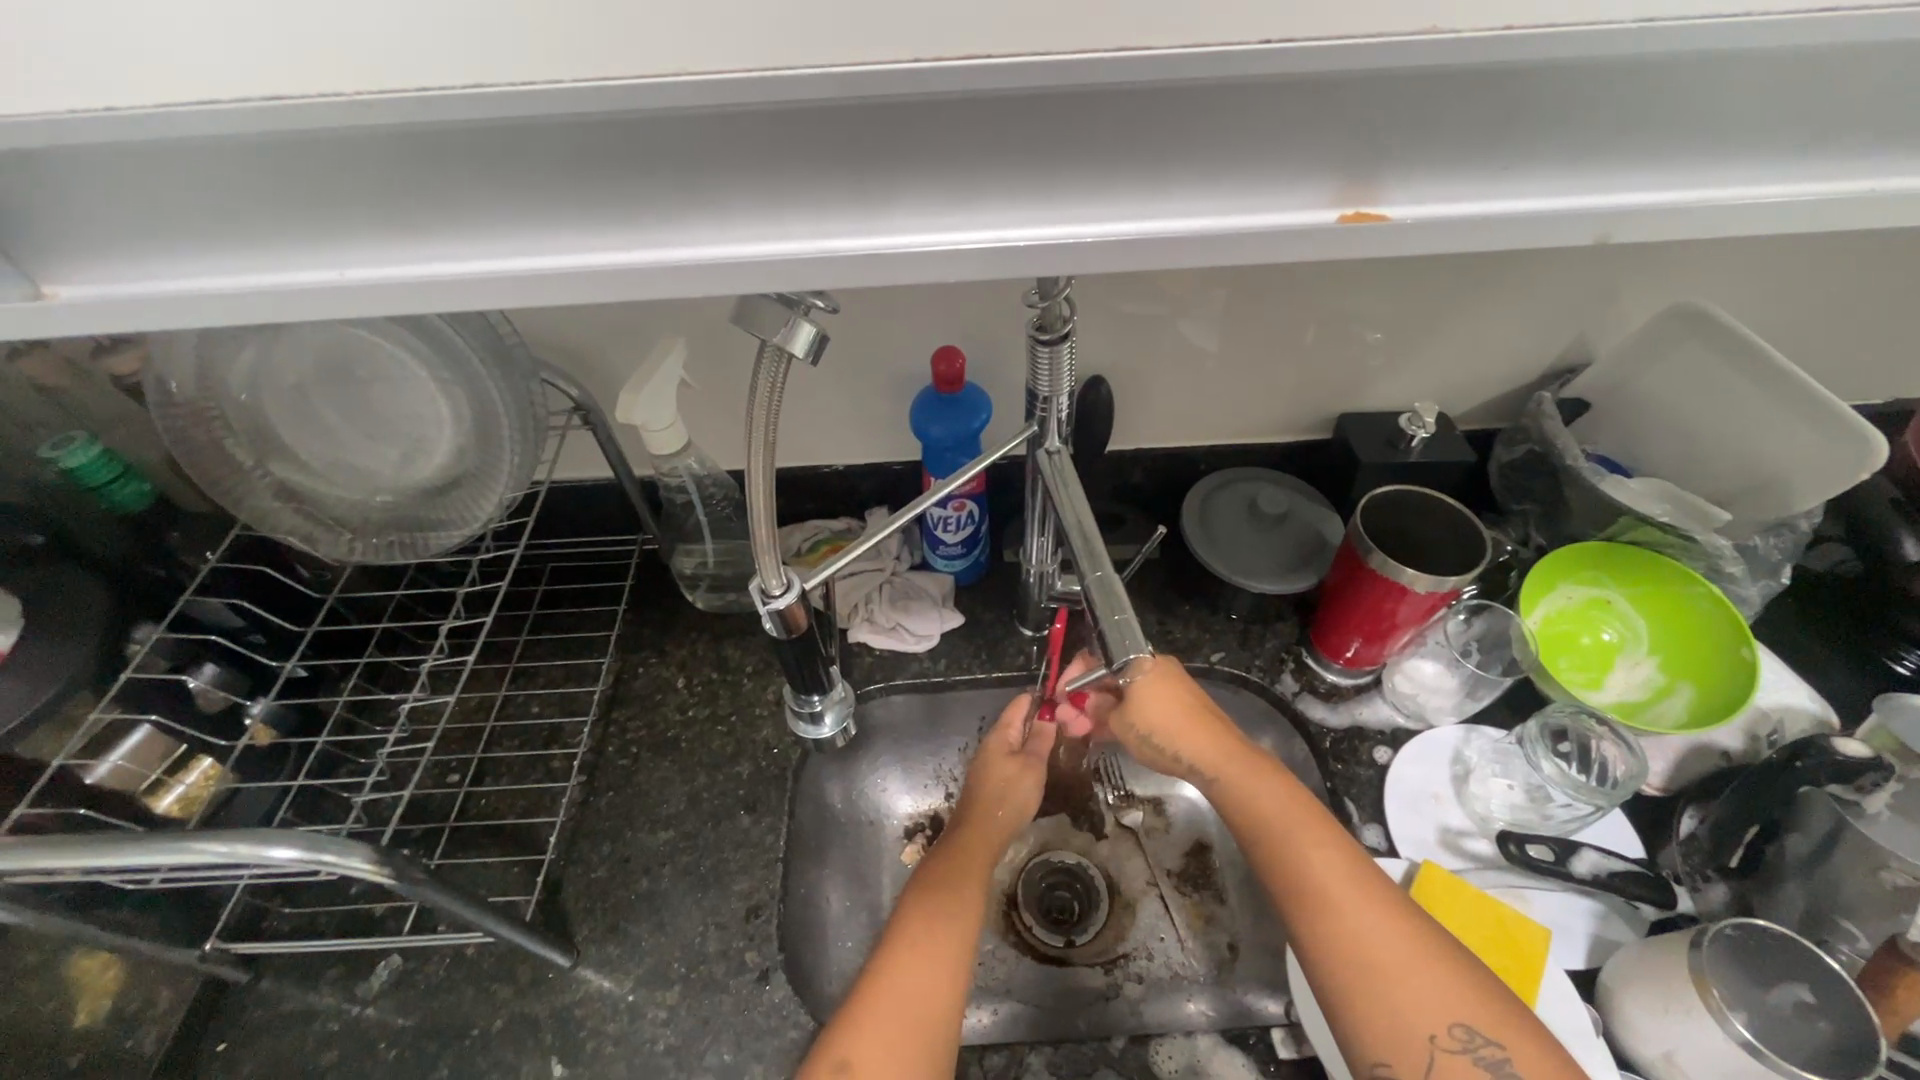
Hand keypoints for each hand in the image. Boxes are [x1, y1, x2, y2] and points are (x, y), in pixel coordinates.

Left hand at [948, 694, 1058, 854]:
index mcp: (1000, 733)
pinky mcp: (991, 779)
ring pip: (1015, 741)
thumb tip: (1048, 710)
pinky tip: (1041, 764)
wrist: (979, 836)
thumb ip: (1040, 737)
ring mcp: (989, 761)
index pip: (1020, 702)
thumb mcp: (1032, 765)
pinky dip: (1027, 755)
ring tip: (1060, 740)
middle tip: (1069, 721)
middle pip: (1017, 721)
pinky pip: (1011, 758)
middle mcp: (992, 742)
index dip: (1041, 697)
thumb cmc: (1008, 797)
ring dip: (1034, 738)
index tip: (1065, 699)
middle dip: (1040, 718)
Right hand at [1055, 653, 1249, 788]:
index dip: (1072, 677)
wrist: (1217, 756)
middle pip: (1109, 678)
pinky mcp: (1177, 707)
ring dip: (1101, 712)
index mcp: (1137, 660)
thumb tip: (1088, 702)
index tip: (1059, 698)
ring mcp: (1167, 687)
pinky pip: (1140, 706)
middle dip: (1084, 700)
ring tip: (1081, 734)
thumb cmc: (1162, 732)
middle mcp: (1152, 667)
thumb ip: (1098, 710)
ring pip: (1124, 695)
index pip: (1095, 659)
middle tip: (1067, 724)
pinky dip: (1122, 718)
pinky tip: (1106, 735)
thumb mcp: (1120, 723)